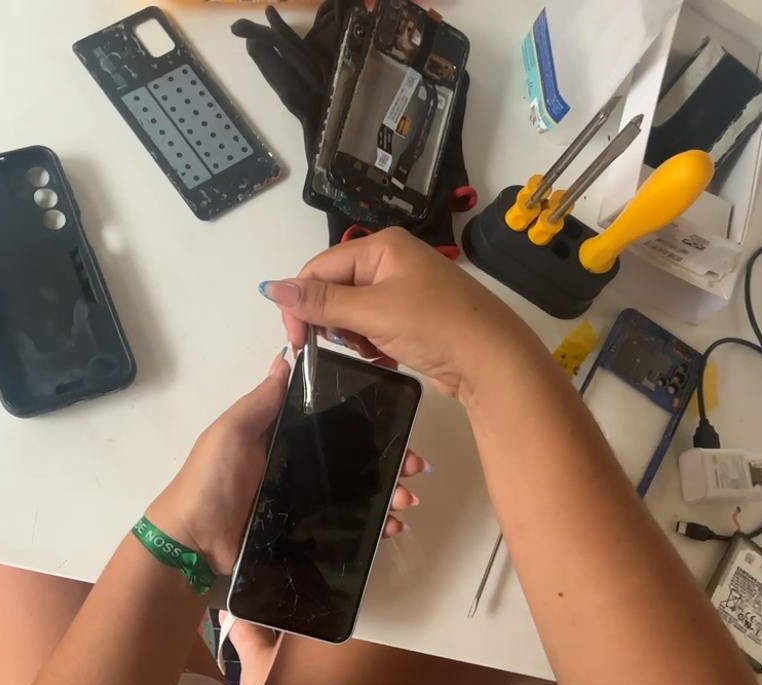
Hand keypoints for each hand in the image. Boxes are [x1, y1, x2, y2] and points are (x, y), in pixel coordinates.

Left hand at [147, 352, 429, 575]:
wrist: (193, 541)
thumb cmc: (210, 480)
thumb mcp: (231, 432)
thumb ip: (261, 402)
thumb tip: (286, 357)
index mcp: (284, 437)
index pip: (336, 424)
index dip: (370, 423)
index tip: (400, 424)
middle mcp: (300, 466)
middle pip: (357, 459)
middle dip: (391, 462)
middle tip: (416, 468)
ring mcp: (305, 501)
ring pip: (359, 493)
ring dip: (389, 493)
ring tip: (407, 500)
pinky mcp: (306, 531)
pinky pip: (347, 527)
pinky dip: (373, 527)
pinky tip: (392, 528)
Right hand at [260, 228, 547, 402]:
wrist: (492, 360)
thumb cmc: (435, 326)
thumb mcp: (372, 311)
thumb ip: (321, 302)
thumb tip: (269, 287)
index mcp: (380, 246)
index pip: (319, 269)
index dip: (300, 304)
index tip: (296, 344)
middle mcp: (389, 261)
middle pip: (334, 290)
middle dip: (330, 322)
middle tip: (341, 348)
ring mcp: (402, 290)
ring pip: (351, 312)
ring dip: (351, 336)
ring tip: (371, 350)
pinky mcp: (411, 317)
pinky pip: (372, 327)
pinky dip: (370, 344)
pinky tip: (385, 355)